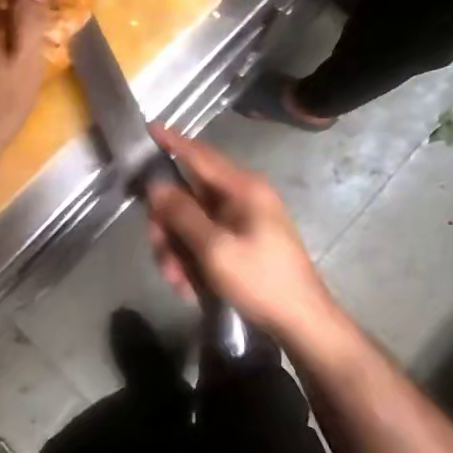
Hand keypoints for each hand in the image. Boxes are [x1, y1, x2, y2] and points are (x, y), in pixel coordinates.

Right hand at [145, 126, 342, 342]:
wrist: (302, 324)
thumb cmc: (262, 281)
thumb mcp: (215, 249)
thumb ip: (182, 215)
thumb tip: (157, 186)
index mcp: (244, 189)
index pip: (201, 156)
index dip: (173, 143)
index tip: (149, 128)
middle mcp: (243, 198)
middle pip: (189, 197)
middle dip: (169, 228)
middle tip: (161, 255)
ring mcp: (244, 222)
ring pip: (193, 224)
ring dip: (178, 252)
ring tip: (178, 283)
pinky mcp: (243, 243)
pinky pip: (206, 242)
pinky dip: (194, 261)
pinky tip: (191, 288)